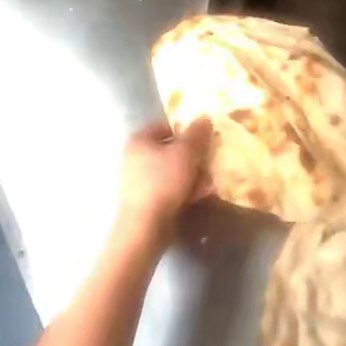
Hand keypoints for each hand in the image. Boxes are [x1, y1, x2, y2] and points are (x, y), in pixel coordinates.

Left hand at [115, 120, 210, 246]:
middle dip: (193, 154)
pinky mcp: (145, 202)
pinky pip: (169, 189)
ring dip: (192, 173)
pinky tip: (201, 194)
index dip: (187, 129)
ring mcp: (138, 182)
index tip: (205, 136)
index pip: (166, 126)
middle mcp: (135, 159)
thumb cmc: (164, 181)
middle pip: (171, 149)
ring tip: (210, 178)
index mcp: (140, 141)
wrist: (145, 228)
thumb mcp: (187, 151)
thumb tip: (204, 117)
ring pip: (172, 170)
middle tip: (210, 157)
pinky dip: (185, 189)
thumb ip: (197, 132)